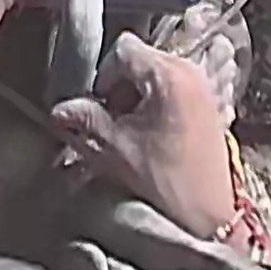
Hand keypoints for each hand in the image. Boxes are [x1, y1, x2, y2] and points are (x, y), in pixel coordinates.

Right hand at [50, 32, 235, 237]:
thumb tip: (60, 110)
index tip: (103, 105)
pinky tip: (153, 129)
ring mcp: (201, 83)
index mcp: (167, 75)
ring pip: (154, 68)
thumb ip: (87, 120)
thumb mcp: (118, 149)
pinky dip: (156, 96)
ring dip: (138, 91)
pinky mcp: (207, 98)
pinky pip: (172, 80)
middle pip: (140, 57)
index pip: (123, 49)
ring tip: (134, 127)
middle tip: (116, 118)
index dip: (106, 75)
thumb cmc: (165, 184)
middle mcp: (188, 70)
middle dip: (122, 84)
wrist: (211, 221)